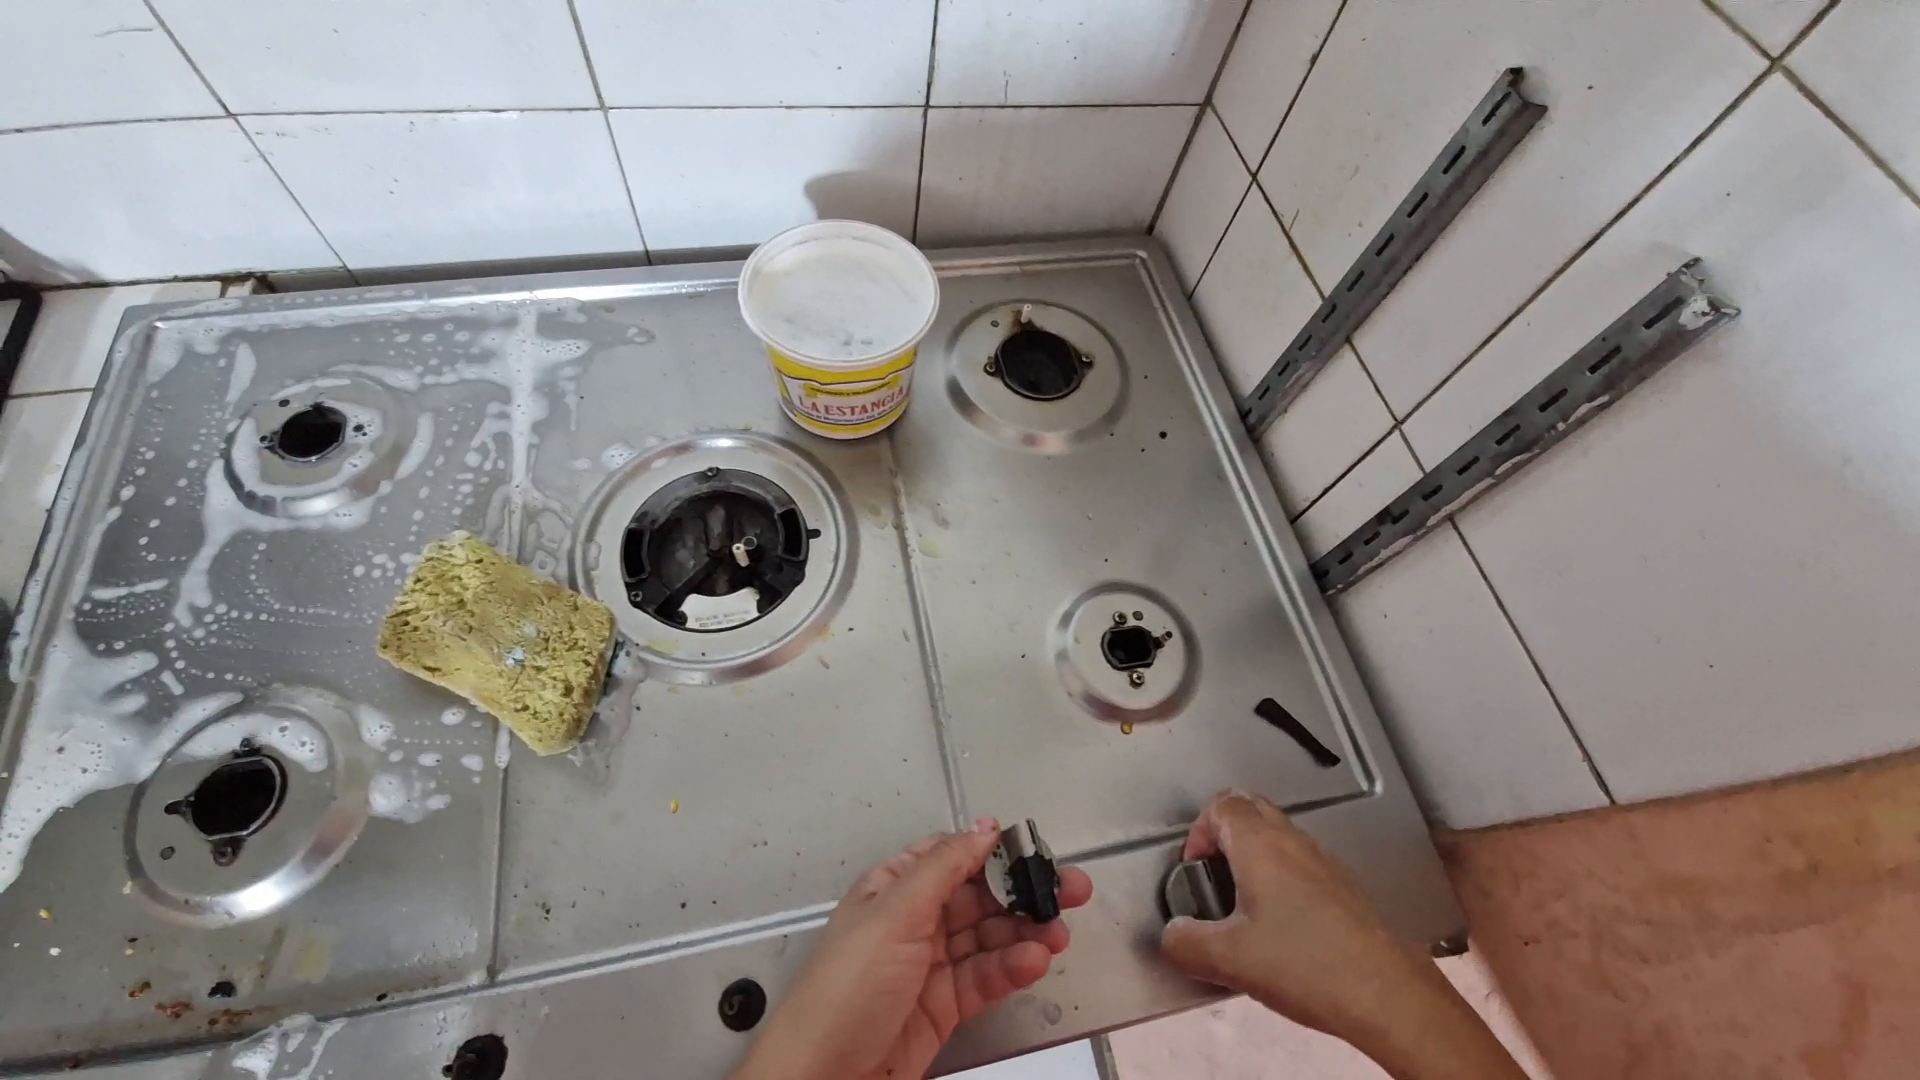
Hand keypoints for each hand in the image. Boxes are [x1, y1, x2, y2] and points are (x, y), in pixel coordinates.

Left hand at [735, 820, 1093, 1079]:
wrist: (824, 1078)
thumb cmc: (847, 986)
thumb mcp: (894, 912)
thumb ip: (944, 866)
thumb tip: (985, 826)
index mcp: (894, 887)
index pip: (952, 856)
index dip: (992, 850)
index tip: (1033, 850)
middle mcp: (915, 920)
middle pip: (979, 896)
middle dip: (1023, 892)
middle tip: (1070, 891)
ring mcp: (932, 964)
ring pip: (989, 937)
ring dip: (1026, 932)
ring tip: (1057, 933)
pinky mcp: (945, 1006)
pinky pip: (986, 978)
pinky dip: (1013, 969)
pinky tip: (1035, 962)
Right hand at [1159, 793, 1525, 1079]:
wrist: (1393, 999)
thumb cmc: (1305, 965)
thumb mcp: (1229, 960)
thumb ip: (1186, 943)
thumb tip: (1171, 936)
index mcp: (1259, 844)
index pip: (1220, 805)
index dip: (1198, 831)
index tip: (1194, 870)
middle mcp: (1293, 841)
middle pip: (1251, 810)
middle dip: (1225, 836)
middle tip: (1215, 878)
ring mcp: (1326, 862)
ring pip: (1279, 837)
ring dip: (1255, 858)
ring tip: (1246, 908)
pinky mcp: (1348, 889)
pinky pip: (1304, 864)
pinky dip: (1284, 880)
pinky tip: (1285, 929)